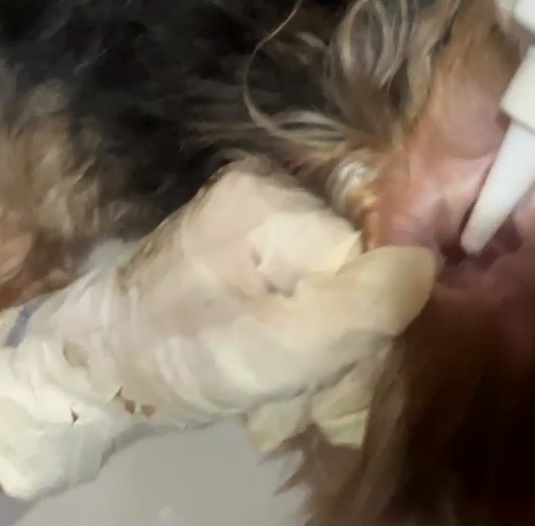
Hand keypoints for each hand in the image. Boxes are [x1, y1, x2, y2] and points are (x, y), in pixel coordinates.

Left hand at [0, 165, 435, 498]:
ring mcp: (252, 194)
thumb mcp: (276, 350)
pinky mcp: (245, 216)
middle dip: (345, 303)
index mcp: (269, 198)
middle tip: (305, 353)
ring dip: (325, 303)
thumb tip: (424, 266)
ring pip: (331, 251)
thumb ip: (354, 309)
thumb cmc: (186, 355)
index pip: (366, 246)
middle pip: (351, 243)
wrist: (110, 356)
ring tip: (285, 340)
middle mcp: (266, 179)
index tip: (332, 350)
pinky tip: (274, 320)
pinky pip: (305, 251)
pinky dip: (303, 292)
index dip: (363, 304)